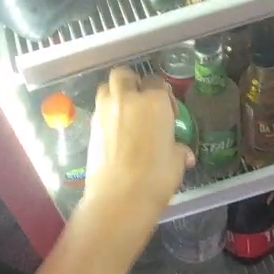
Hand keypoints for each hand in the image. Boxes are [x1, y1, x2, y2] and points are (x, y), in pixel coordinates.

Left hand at [82, 67, 191, 221]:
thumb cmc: (156, 178)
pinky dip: (106, 114)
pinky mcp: (90, 126)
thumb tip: (183, 152)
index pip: (157, 82)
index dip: (162, 95)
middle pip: (124, 75)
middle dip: (132, 83)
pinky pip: (99, 110)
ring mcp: (104, 111)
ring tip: (125, 114)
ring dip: (115, 94)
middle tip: (141, 102)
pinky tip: (115, 133)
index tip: (167, 111)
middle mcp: (127, 99)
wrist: (119, 197)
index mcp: (154, 102)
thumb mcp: (176, 162)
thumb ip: (178, 150)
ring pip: (106, 88)